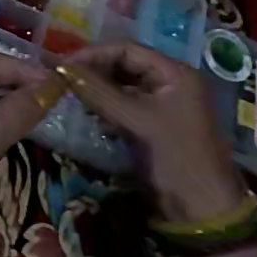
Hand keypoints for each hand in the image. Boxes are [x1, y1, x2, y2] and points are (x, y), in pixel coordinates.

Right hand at [58, 42, 244, 221]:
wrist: (198, 206)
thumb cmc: (174, 155)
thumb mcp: (136, 120)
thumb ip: (99, 92)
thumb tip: (61, 68)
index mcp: (175, 73)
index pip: (127, 50)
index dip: (93, 54)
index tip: (61, 65)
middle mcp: (168, 83)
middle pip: (123, 66)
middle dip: (91, 70)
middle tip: (59, 79)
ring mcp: (159, 105)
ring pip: (119, 86)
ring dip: (93, 89)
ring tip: (66, 95)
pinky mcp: (149, 125)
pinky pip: (120, 106)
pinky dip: (101, 107)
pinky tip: (84, 113)